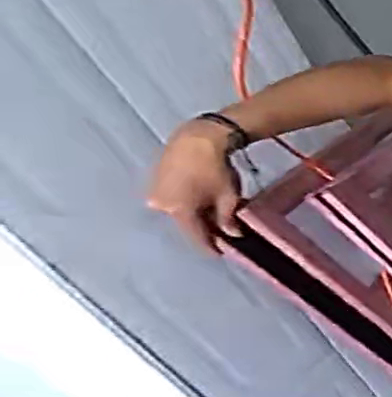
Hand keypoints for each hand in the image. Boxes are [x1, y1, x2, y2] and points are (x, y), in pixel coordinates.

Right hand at [149, 119, 243, 252]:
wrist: (195, 141)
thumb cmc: (215, 170)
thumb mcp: (229, 198)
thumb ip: (227, 218)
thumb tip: (232, 234)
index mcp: (178, 210)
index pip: (194, 236)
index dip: (208, 247)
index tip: (220, 255)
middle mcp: (160, 204)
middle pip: (186, 225)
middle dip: (205, 231)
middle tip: (223, 238)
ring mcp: (155, 193)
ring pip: (180, 213)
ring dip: (198, 218)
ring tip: (218, 222)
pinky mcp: (155, 183)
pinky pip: (175, 202)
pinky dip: (190, 207)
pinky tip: (205, 208)